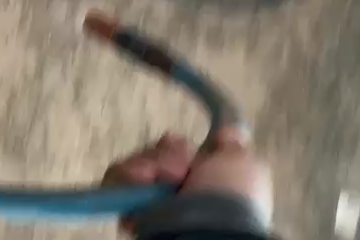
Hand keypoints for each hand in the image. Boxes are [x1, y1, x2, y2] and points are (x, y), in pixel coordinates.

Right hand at [104, 126, 273, 231]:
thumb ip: (234, 148)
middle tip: (176, 172)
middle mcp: (171, 192)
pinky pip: (115, 176)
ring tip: (159, 182)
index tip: (185, 150)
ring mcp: (146, 201)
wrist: (206, 229)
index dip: (176, 149)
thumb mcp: (243, 167)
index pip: (170, 151)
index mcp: (197, 185)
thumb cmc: (228, 199)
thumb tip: (230, 130)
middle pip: (150, 154)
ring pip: (132, 163)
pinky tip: (142, 184)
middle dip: (162, 157)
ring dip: (146, 166)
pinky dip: (128, 177)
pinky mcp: (125, 208)